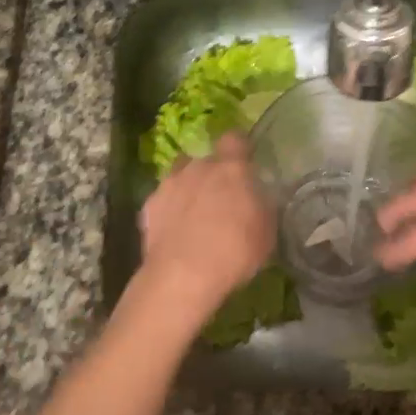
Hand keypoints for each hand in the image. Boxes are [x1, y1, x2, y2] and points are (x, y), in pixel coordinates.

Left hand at [137, 132, 273, 323]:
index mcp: (231, 168)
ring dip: (188, 189)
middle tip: (221, 200)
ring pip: (180, 176)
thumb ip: (260, 206)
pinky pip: (163, 200)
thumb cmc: (235, 251)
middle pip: (206, 160)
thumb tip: (256, 199)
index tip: (244, 163)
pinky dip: (169, 211)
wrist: (184, 274)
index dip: (239, 150)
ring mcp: (169, 184)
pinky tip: (175, 233)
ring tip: (194, 217)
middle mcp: (198, 167)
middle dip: (213, 175)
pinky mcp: (149, 205)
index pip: (235, 140)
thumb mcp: (266, 232)